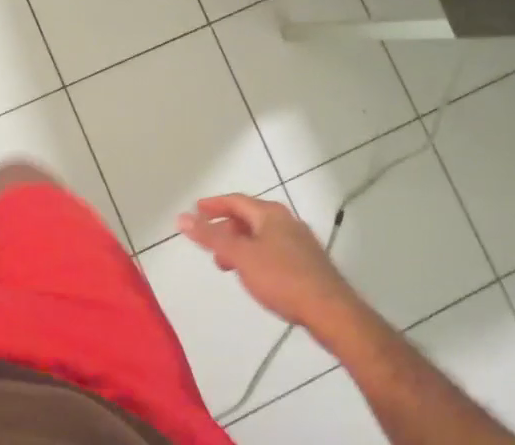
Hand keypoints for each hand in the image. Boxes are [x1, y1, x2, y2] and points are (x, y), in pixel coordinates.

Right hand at [178, 195, 360, 330]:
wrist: (332, 312)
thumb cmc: (282, 278)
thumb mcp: (240, 256)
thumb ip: (210, 237)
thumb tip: (181, 218)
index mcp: (271, 214)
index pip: (235, 201)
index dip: (213, 205)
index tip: (195, 211)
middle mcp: (288, 222)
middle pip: (249, 218)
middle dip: (226, 229)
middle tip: (210, 245)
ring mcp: (301, 243)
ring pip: (262, 236)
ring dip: (240, 246)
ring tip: (228, 265)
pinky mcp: (309, 264)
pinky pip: (274, 251)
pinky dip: (257, 256)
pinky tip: (255, 276)